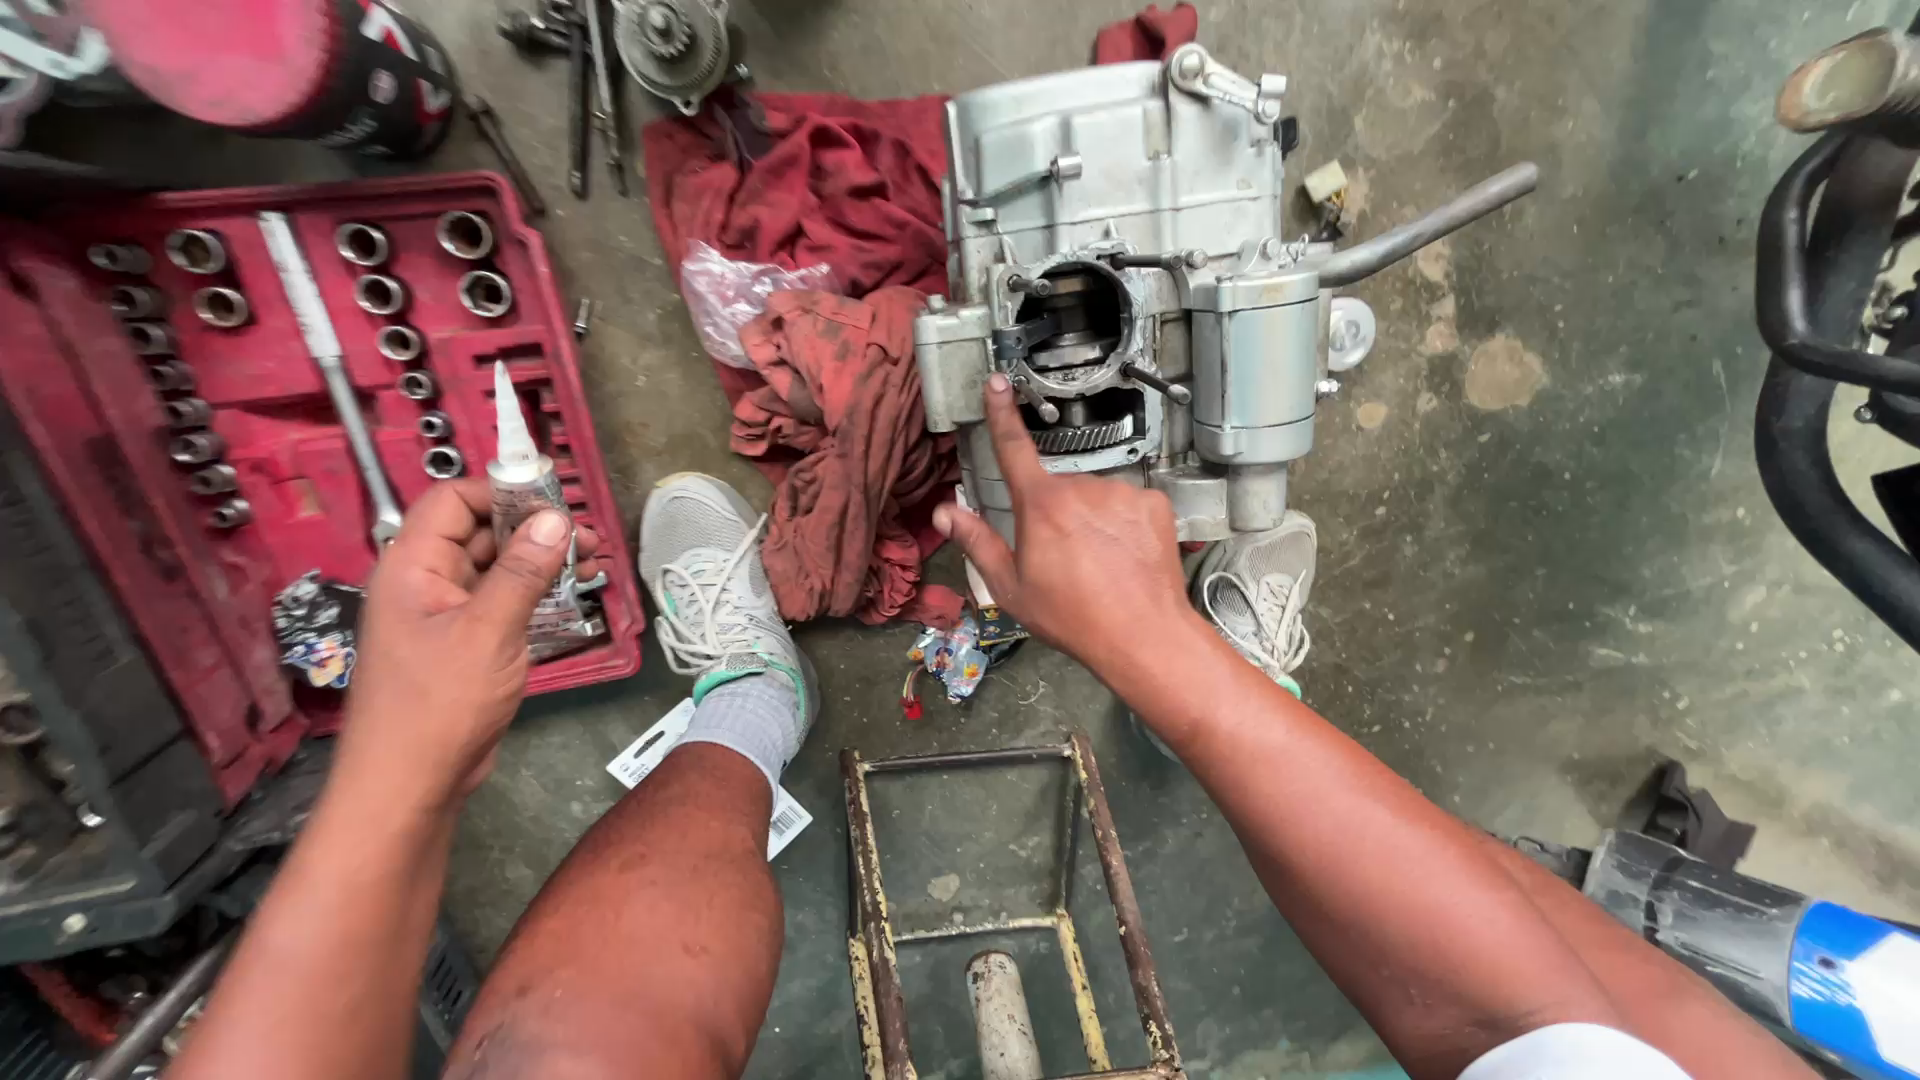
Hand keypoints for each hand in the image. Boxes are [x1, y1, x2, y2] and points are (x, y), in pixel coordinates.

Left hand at [337, 478, 600, 807]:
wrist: (411, 782)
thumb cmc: (439, 703)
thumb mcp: (488, 631)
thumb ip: (522, 572)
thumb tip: (555, 520)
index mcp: (412, 567)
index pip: (452, 502)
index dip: (500, 492)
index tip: (554, 500)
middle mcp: (427, 582)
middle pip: (480, 531)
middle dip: (533, 527)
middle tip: (587, 538)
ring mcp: (447, 613)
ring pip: (497, 566)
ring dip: (541, 560)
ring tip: (591, 563)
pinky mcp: (466, 640)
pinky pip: (503, 599)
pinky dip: (536, 590)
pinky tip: (571, 594)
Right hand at [932, 373, 1197, 674]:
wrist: (1141, 634)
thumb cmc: (1071, 615)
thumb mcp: (1010, 587)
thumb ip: (977, 542)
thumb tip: (945, 511)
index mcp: (1041, 504)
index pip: (1013, 448)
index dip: (1001, 413)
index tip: (997, 382)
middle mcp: (1082, 487)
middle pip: (1059, 490)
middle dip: (1057, 515)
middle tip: (1066, 560)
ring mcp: (1122, 492)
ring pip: (1096, 498)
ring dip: (1093, 520)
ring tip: (1100, 563)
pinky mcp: (1154, 503)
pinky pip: (1129, 504)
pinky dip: (1124, 524)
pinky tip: (1126, 556)